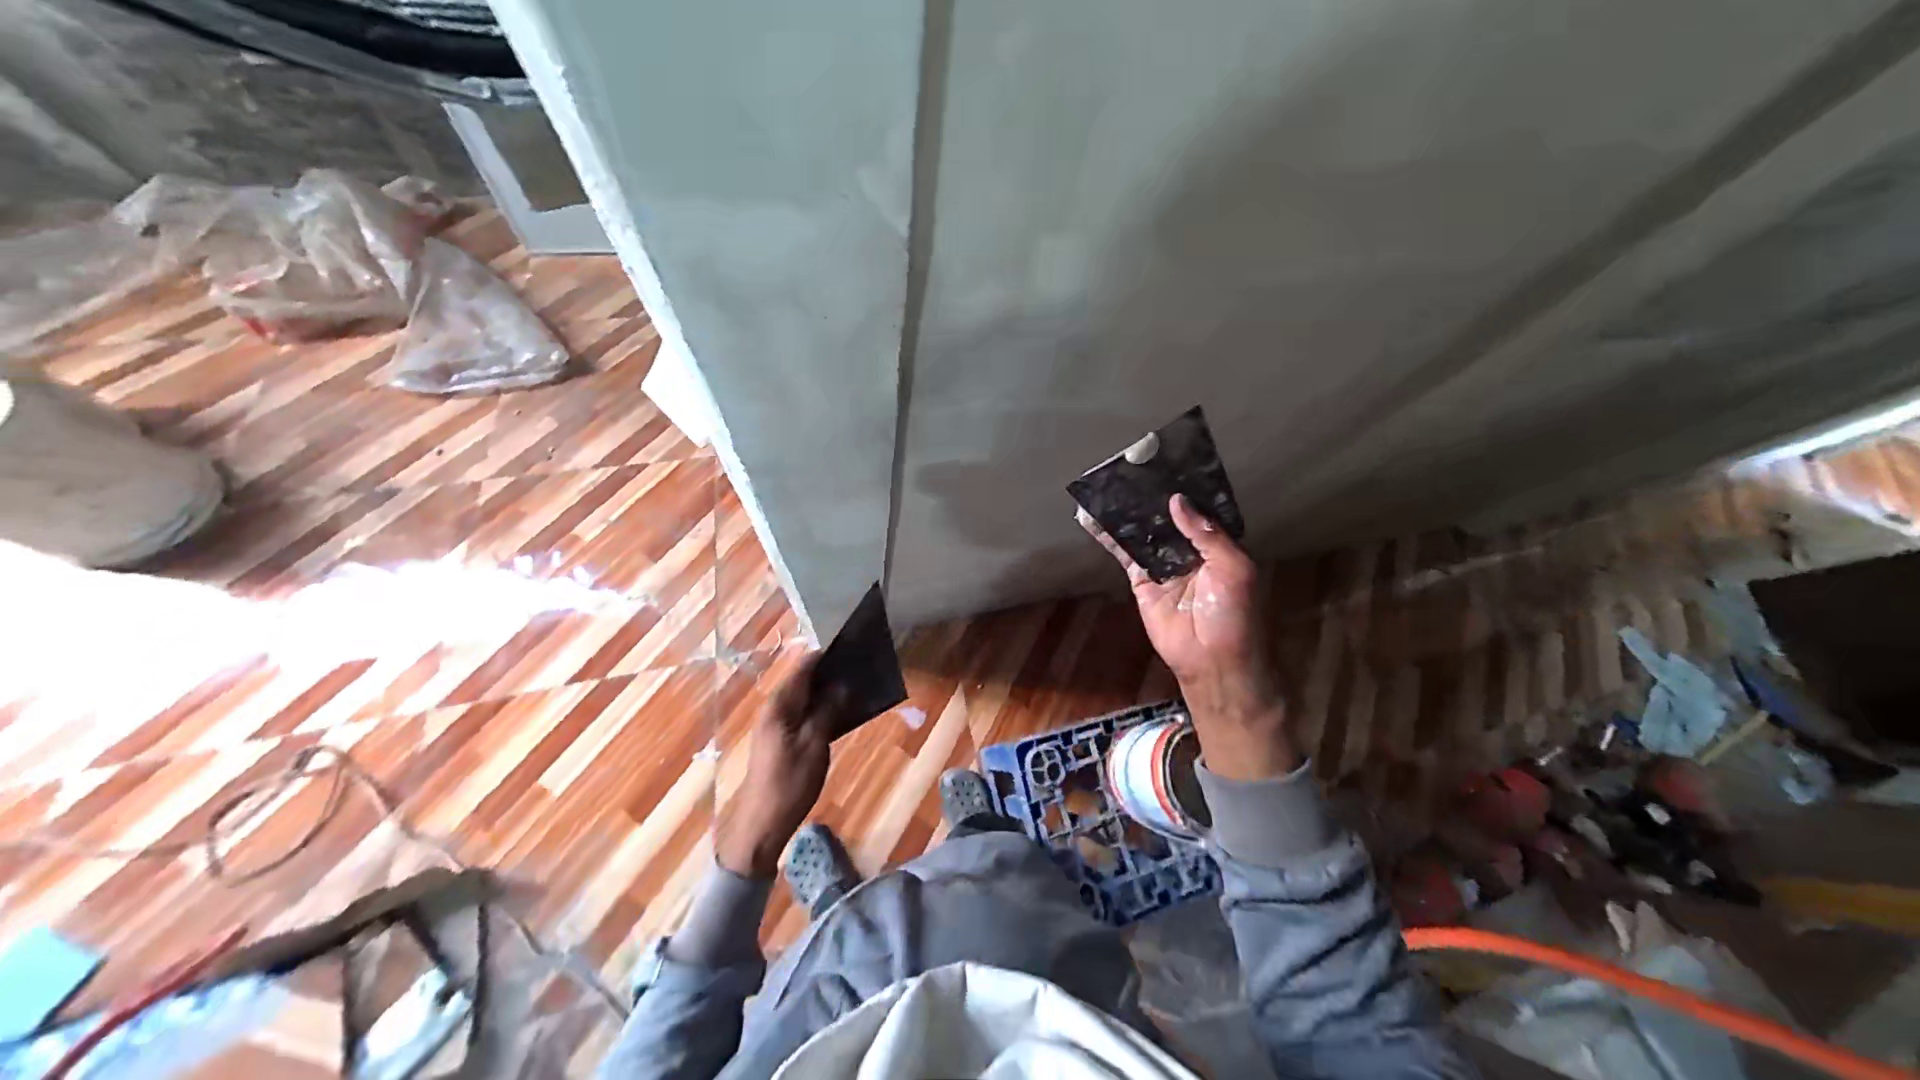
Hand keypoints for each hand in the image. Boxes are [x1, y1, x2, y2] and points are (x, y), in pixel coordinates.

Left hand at [715, 653, 836, 877]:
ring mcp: (775, 724)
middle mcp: (773, 708)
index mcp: (779, 705)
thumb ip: (828, 710)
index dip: (826, 654)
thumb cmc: (790, 783)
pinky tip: (840, 711)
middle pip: (803, 679)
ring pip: (804, 696)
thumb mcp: (815, 745)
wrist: (762, 824)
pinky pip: (802, 712)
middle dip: (829, 671)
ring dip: (826, 690)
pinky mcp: (779, 739)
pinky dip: (819, 707)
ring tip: (856, 684)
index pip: (804, 666)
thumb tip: (841, 684)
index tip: (853, 646)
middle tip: (860, 666)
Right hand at [1080, 494, 1298, 780]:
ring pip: (1143, 531)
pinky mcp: (1142, 580)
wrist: (1212, 659)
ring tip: (1107, 484)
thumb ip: (1207, 534)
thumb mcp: (1233, 568)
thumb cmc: (1234, 613)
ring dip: (1127, 511)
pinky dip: (1108, 536)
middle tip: (1131, 466)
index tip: (1167, 462)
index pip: (1199, 510)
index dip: (1185, 489)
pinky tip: (1093, 518)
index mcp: (1217, 545)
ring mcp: (1164, 565)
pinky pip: (1125, 554)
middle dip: (1151, 495)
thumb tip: (1177, 502)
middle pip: (1167, 517)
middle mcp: (1189, 550)